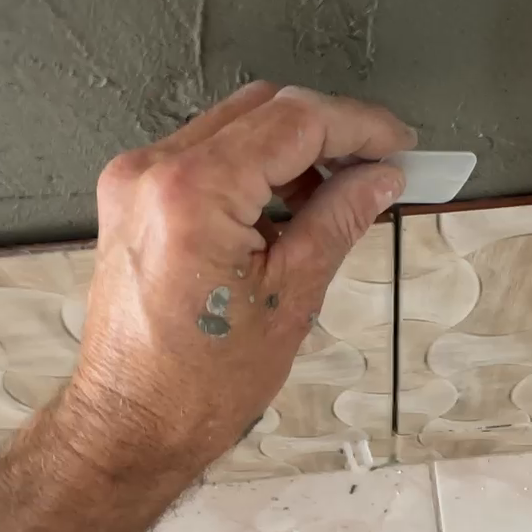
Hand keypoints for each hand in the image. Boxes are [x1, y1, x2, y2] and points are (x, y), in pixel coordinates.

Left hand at [55, 82, 415, 476]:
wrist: (133, 422)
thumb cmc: (199, 385)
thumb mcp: (290, 299)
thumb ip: (338, 221)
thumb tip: (378, 180)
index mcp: (193, 193)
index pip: (294, 121)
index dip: (359, 126)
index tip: (398, 144)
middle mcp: (154, 171)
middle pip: (263, 110)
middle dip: (329, 131)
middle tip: (377, 167)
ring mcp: (136, 181)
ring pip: (235, 127)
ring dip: (293, 150)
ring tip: (336, 196)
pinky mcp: (133, 198)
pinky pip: (207, 155)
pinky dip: (255, 168)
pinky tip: (287, 206)